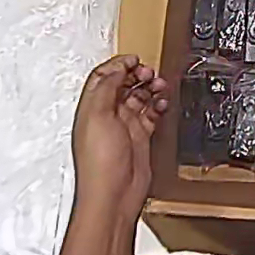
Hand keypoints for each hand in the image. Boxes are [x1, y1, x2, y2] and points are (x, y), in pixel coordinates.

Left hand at [70, 55, 168, 224]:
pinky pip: (152, 114)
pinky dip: (159, 105)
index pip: (103, 77)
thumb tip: (117, 69)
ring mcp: (124, 126)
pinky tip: (162, 104)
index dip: (118, 65)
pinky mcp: (140, 137)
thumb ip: (106, 89)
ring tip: (160, 86)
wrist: (115, 194)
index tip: (134, 60)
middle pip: (123, 84)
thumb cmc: (101, 164)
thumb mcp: (98, 117)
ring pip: (139, 97)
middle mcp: (107, 115)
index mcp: (92, 108)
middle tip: (150, 73)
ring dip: (151, 88)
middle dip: (138, 74)